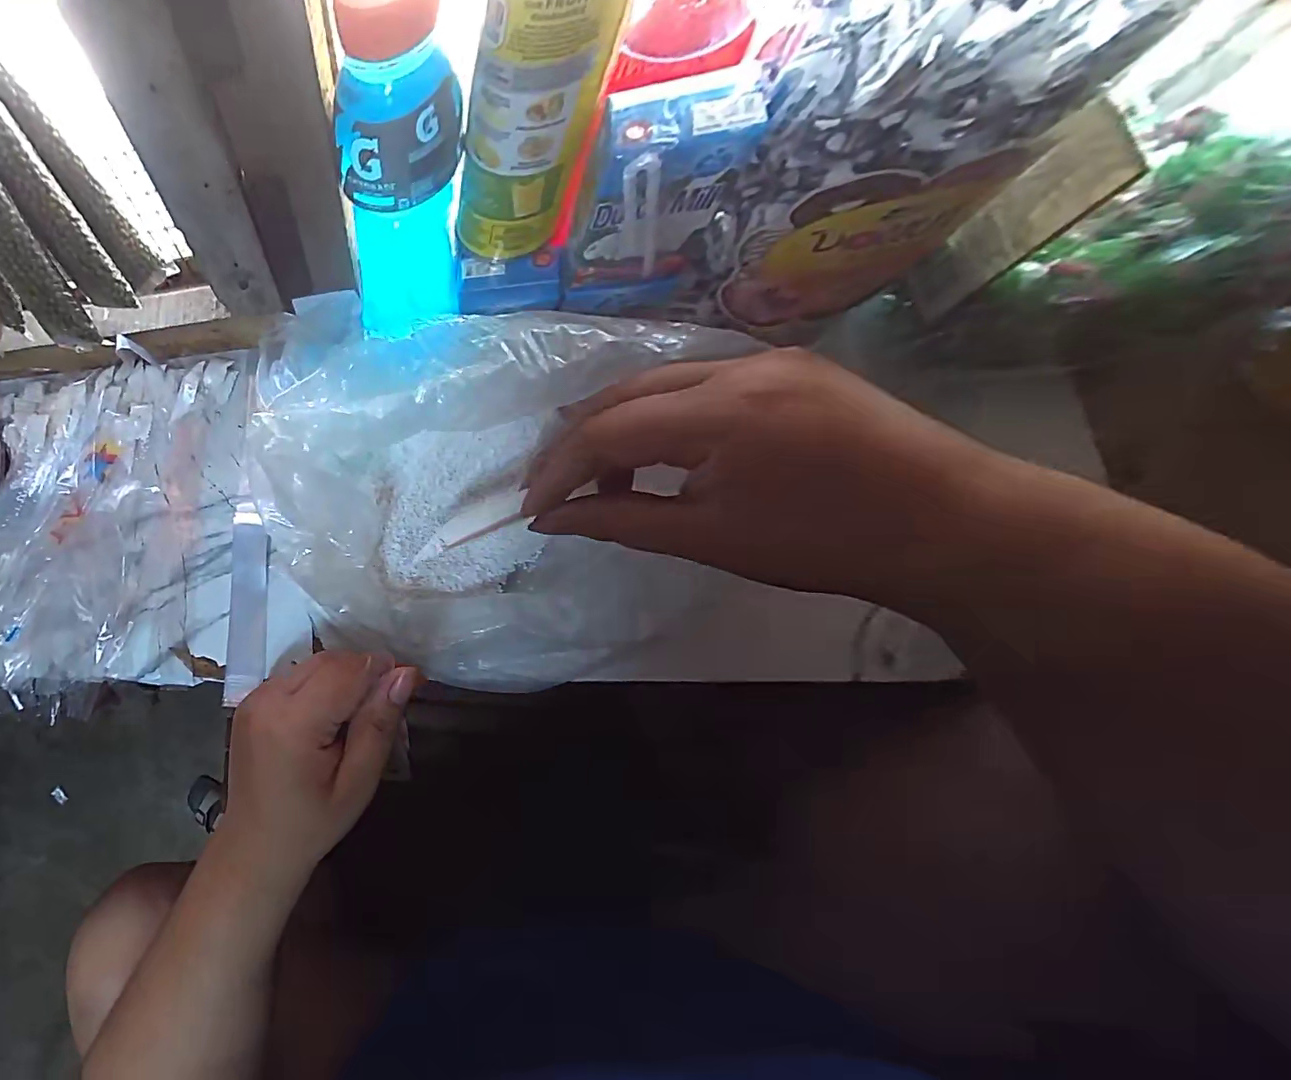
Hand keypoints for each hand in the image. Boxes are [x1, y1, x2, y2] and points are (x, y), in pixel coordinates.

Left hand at [216, 651, 419, 886]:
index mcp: (292, 723)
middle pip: (327, 660)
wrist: (256, 848)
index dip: (381, 669)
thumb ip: (378, 723)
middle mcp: (267, 700)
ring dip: (340, 675)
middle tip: (384, 703)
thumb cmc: (311, 824)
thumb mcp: (357, 782)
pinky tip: (328, 716)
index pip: (346, 671)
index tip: (407, 681)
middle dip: (361, 671)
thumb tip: (404, 675)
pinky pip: (293, 675)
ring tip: (355, 715)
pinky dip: (318, 684)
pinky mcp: (249, 702)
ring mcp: (253, 698)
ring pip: (311, 663)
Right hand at [521, 349, 1032, 605]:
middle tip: (551, 489)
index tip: (531, 508)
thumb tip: (551, 521)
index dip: (559, 469)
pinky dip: (659, 418)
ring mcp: (765, 358)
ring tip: (600, 480)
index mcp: (721, 411)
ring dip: (616, 428)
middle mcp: (737, 365)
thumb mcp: (707, 539)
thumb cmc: (824, 544)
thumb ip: (617, 521)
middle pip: (623, 393)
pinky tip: (657, 455)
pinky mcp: (786, 367)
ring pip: (657, 383)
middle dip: (577, 443)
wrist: (954, 526)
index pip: (607, 430)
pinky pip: (696, 383)